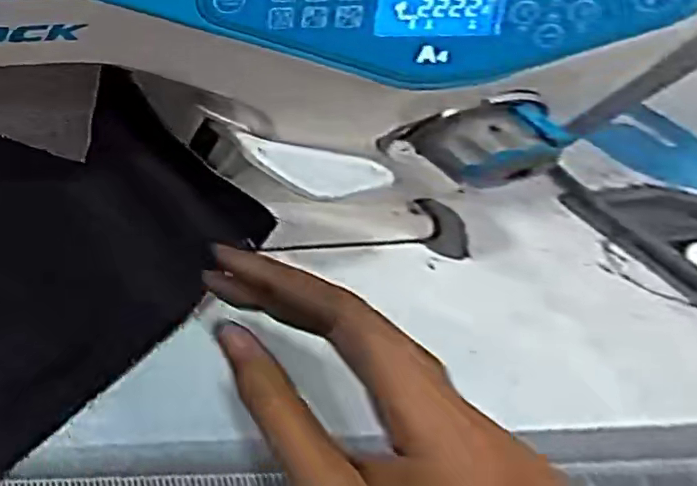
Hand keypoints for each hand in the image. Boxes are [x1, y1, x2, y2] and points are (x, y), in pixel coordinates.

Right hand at [205, 244, 561, 484]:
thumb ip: (277, 410)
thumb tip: (233, 337)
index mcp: (449, 433)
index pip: (352, 320)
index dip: (281, 280)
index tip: (230, 261)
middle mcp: (487, 433)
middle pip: (371, 329)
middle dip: (290, 293)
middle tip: (230, 275)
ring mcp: (497, 449)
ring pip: (392, 352)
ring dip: (317, 317)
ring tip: (258, 298)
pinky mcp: (494, 465)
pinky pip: (410, 379)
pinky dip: (351, 348)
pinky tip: (319, 343)